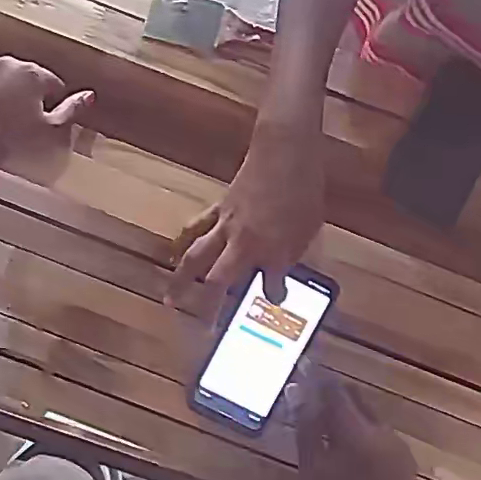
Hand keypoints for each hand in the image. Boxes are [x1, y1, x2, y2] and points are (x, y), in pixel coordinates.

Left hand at [0, 56, 93, 171]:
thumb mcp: (51, 129)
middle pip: (30, 79)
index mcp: (33, 72)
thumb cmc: (13, 141)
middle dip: (31, 97)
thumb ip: (72, 109)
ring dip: (12, 96)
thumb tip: (89, 95)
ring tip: (9, 123)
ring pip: (7, 81)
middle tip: (28, 124)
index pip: (54, 83)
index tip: (46, 121)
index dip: (54, 104)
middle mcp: (8, 64)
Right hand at [168, 113, 324, 305]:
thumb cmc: (302, 188)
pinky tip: (175, 254)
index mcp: (273, 251)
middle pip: (219, 281)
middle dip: (209, 306)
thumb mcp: (310, 226)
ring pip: (198, 258)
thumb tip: (283, 270)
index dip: (273, 297)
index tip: (274, 303)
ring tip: (171, 299)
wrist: (284, 152)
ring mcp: (227, 227)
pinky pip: (197, 230)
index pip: (272, 286)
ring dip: (182, 281)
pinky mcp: (218, 211)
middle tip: (203, 327)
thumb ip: (295, 252)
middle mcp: (245, 244)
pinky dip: (185, 243)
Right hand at [288, 372, 417, 479]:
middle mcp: (383, 433)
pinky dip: (362, 430)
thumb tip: (297, 391)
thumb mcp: (311, 467)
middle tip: (311, 395)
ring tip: (326, 423)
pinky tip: (348, 446)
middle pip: (356, 399)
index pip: (336, 392)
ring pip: (369, 415)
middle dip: (334, 394)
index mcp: (358, 434)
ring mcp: (398, 445)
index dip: (319, 379)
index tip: (304, 369)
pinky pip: (380, 432)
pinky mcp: (405, 457)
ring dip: (348, 413)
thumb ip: (306, 426)